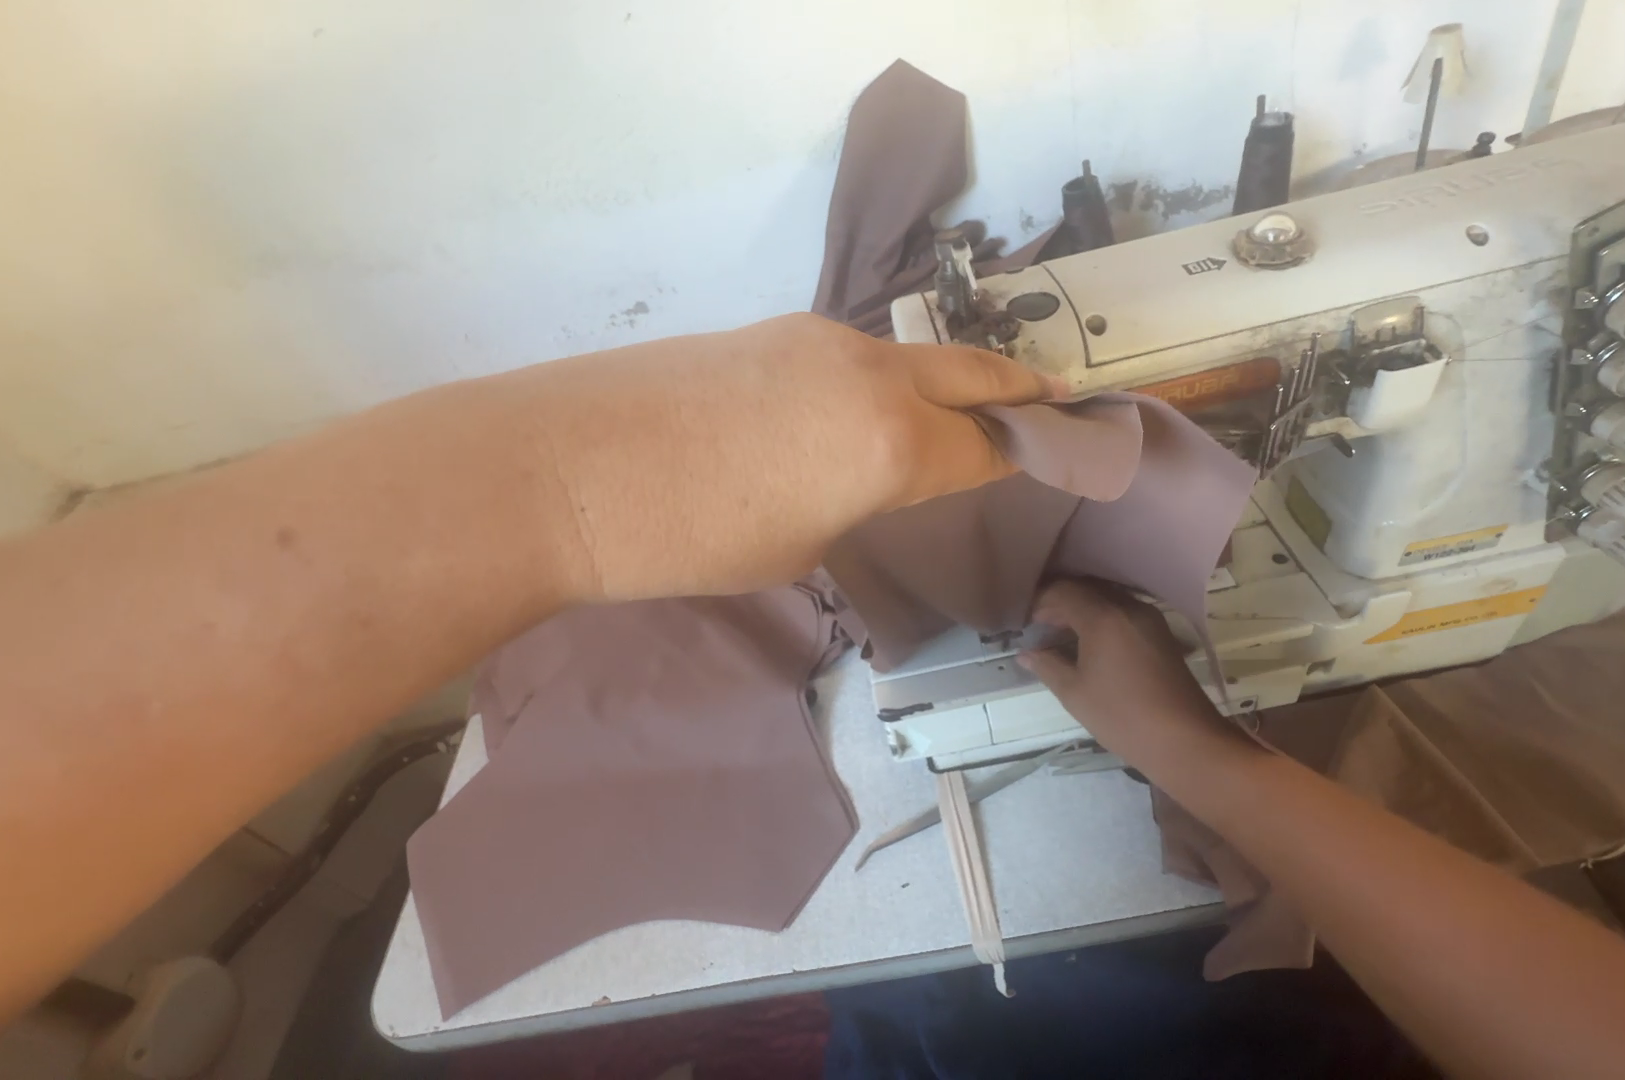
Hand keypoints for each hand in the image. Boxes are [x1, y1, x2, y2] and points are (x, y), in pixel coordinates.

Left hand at [516, 313, 1061, 602]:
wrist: (564, 469)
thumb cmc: (686, 540)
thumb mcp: (797, 547)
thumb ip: (855, 502)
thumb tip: (867, 477)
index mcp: (891, 446)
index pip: (985, 446)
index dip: (1027, 454)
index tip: (1060, 454)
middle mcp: (873, 377)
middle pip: (972, 375)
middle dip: (1021, 391)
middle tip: (1059, 401)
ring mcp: (821, 340)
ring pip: (912, 359)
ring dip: (949, 380)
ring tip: (965, 405)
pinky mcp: (775, 329)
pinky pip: (856, 356)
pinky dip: (884, 379)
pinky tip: (863, 407)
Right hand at [1017, 578, 1249, 768]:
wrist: (1185, 740)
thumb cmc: (1122, 716)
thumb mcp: (1074, 693)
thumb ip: (1047, 666)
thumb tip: (1026, 654)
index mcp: (1103, 617)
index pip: (1063, 591)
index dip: (1040, 601)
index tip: (1023, 619)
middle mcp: (1128, 608)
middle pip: (1087, 590)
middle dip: (1060, 602)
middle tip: (1038, 624)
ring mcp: (1149, 619)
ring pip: (1108, 599)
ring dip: (1082, 609)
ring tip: (1061, 632)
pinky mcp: (1161, 633)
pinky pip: (1124, 612)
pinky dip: (1102, 618)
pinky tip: (1091, 642)